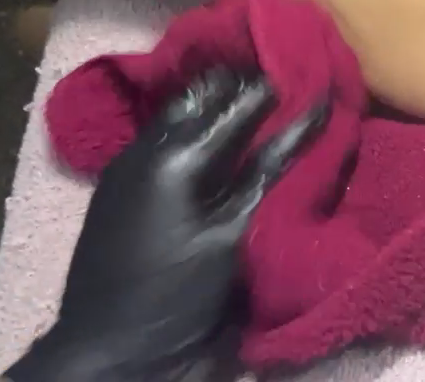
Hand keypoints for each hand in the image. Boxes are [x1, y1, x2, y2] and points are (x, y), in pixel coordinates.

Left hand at [5, 70, 322, 381]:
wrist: (107, 354)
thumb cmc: (180, 290)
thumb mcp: (234, 228)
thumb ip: (272, 164)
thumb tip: (317, 110)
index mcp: (176, 157)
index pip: (240, 100)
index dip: (278, 85)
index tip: (310, 70)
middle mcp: (147, 148)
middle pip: (204, 94)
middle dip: (244, 84)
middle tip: (286, 76)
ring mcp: (128, 163)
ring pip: (182, 110)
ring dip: (220, 102)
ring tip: (260, 99)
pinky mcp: (121, 182)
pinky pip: (166, 134)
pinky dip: (198, 125)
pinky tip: (223, 132)